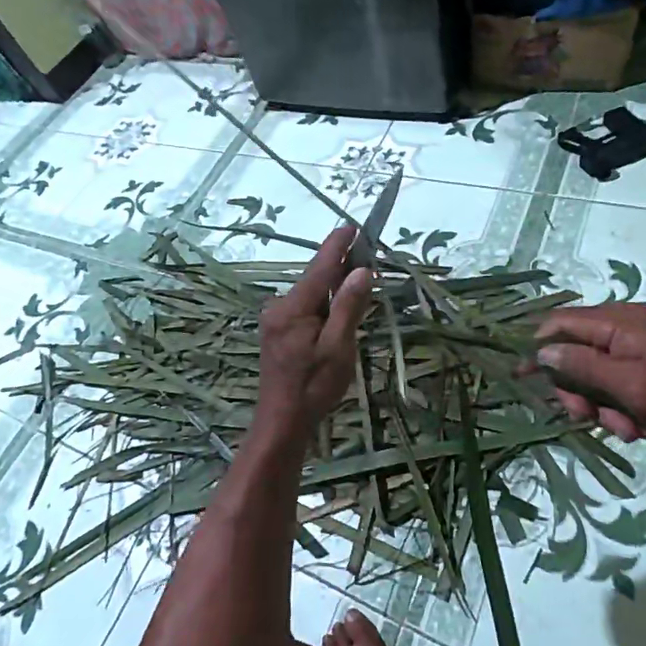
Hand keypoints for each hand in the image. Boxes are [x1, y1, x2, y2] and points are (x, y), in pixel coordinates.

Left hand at [256, 225, 372, 431]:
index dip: (338, 245)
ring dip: (334, 289)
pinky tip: (339, 313)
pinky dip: (324, 305)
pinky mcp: (278, 331)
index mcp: (293, 308)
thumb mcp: (338, 347)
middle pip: (316, 279)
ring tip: (360, 288)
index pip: (320, 267)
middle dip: (341, 268)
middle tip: (369, 260)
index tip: (353, 225)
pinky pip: (305, 308)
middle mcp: (279, 306)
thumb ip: (349, 307)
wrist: (282, 420)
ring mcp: (276, 319)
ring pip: (312, 295)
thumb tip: (361, 270)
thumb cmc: (313, 387)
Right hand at [534, 304, 645, 445]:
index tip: (523, 381)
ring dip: (606, 406)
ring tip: (631, 429)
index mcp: (622, 320)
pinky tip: (645, 426)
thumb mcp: (631, 385)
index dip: (537, 349)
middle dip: (580, 390)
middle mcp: (629, 326)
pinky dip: (626, 406)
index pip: (560, 323)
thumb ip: (582, 366)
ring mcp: (645, 345)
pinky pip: (624, 383)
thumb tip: (541, 352)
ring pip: (600, 374)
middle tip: (590, 419)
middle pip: (578, 353)